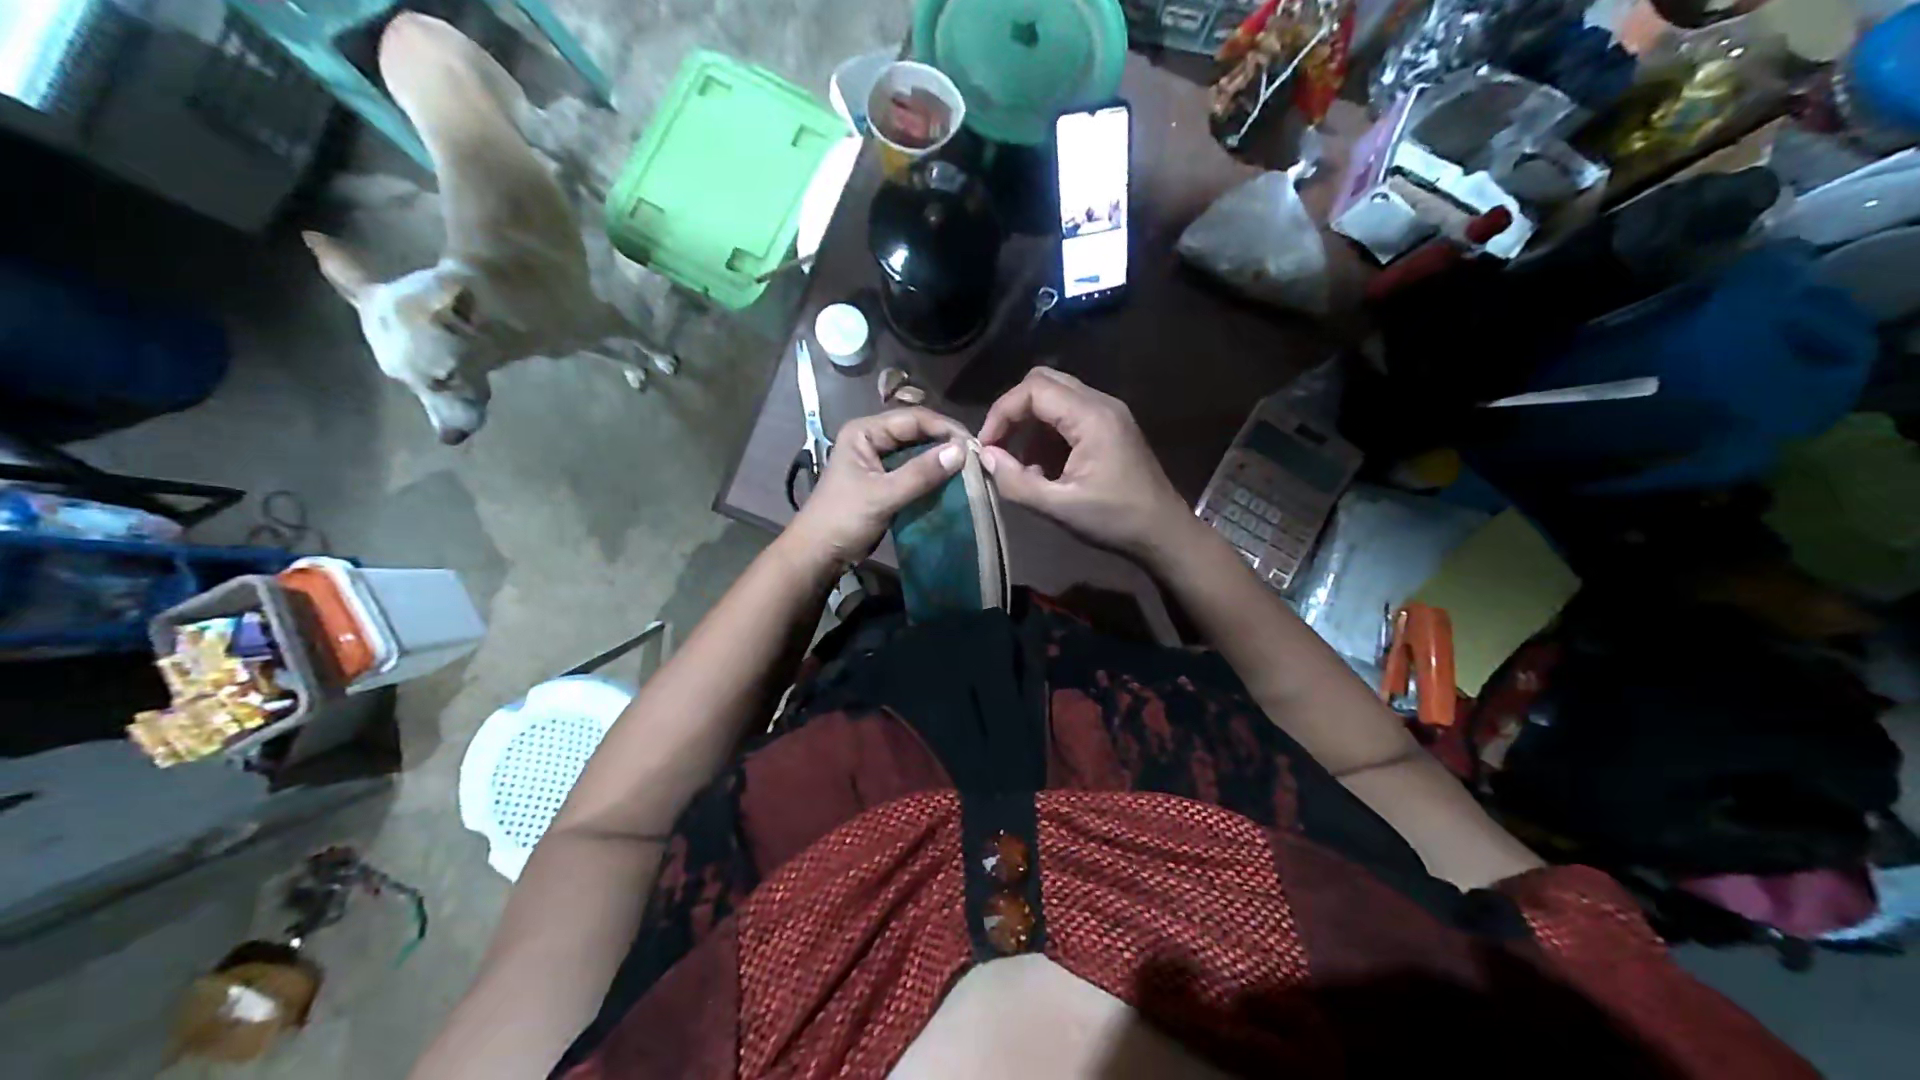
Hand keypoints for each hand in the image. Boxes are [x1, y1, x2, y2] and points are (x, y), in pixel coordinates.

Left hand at [785, 407, 969, 564]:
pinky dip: (932, 475)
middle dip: (945, 443)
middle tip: (977, 457)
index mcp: (865, 432)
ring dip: (941, 459)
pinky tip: (953, 482)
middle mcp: (872, 439)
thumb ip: (920, 473)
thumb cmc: (843, 519)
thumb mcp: (882, 495)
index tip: (974, 445)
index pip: (913, 419)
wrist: (819, 554)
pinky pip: (914, 471)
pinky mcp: (885, 481)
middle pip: (917, 432)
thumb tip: (961, 452)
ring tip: (970, 469)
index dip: (944, 428)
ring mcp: (878, 460)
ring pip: (917, 452)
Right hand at [978, 367, 1193, 562]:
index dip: (1002, 412)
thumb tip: (985, 458)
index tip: (986, 446)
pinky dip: (1047, 434)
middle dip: (1013, 412)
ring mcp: (1108, 413)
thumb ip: (1016, 482)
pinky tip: (1043, 468)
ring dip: (1030, 424)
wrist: (1163, 533)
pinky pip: (1069, 415)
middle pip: (1043, 382)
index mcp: (1091, 417)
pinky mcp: (1110, 427)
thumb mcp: (1059, 507)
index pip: (1033, 389)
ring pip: (1055, 397)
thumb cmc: (1114, 520)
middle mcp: (1101, 404)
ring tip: (1020, 464)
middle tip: (998, 446)